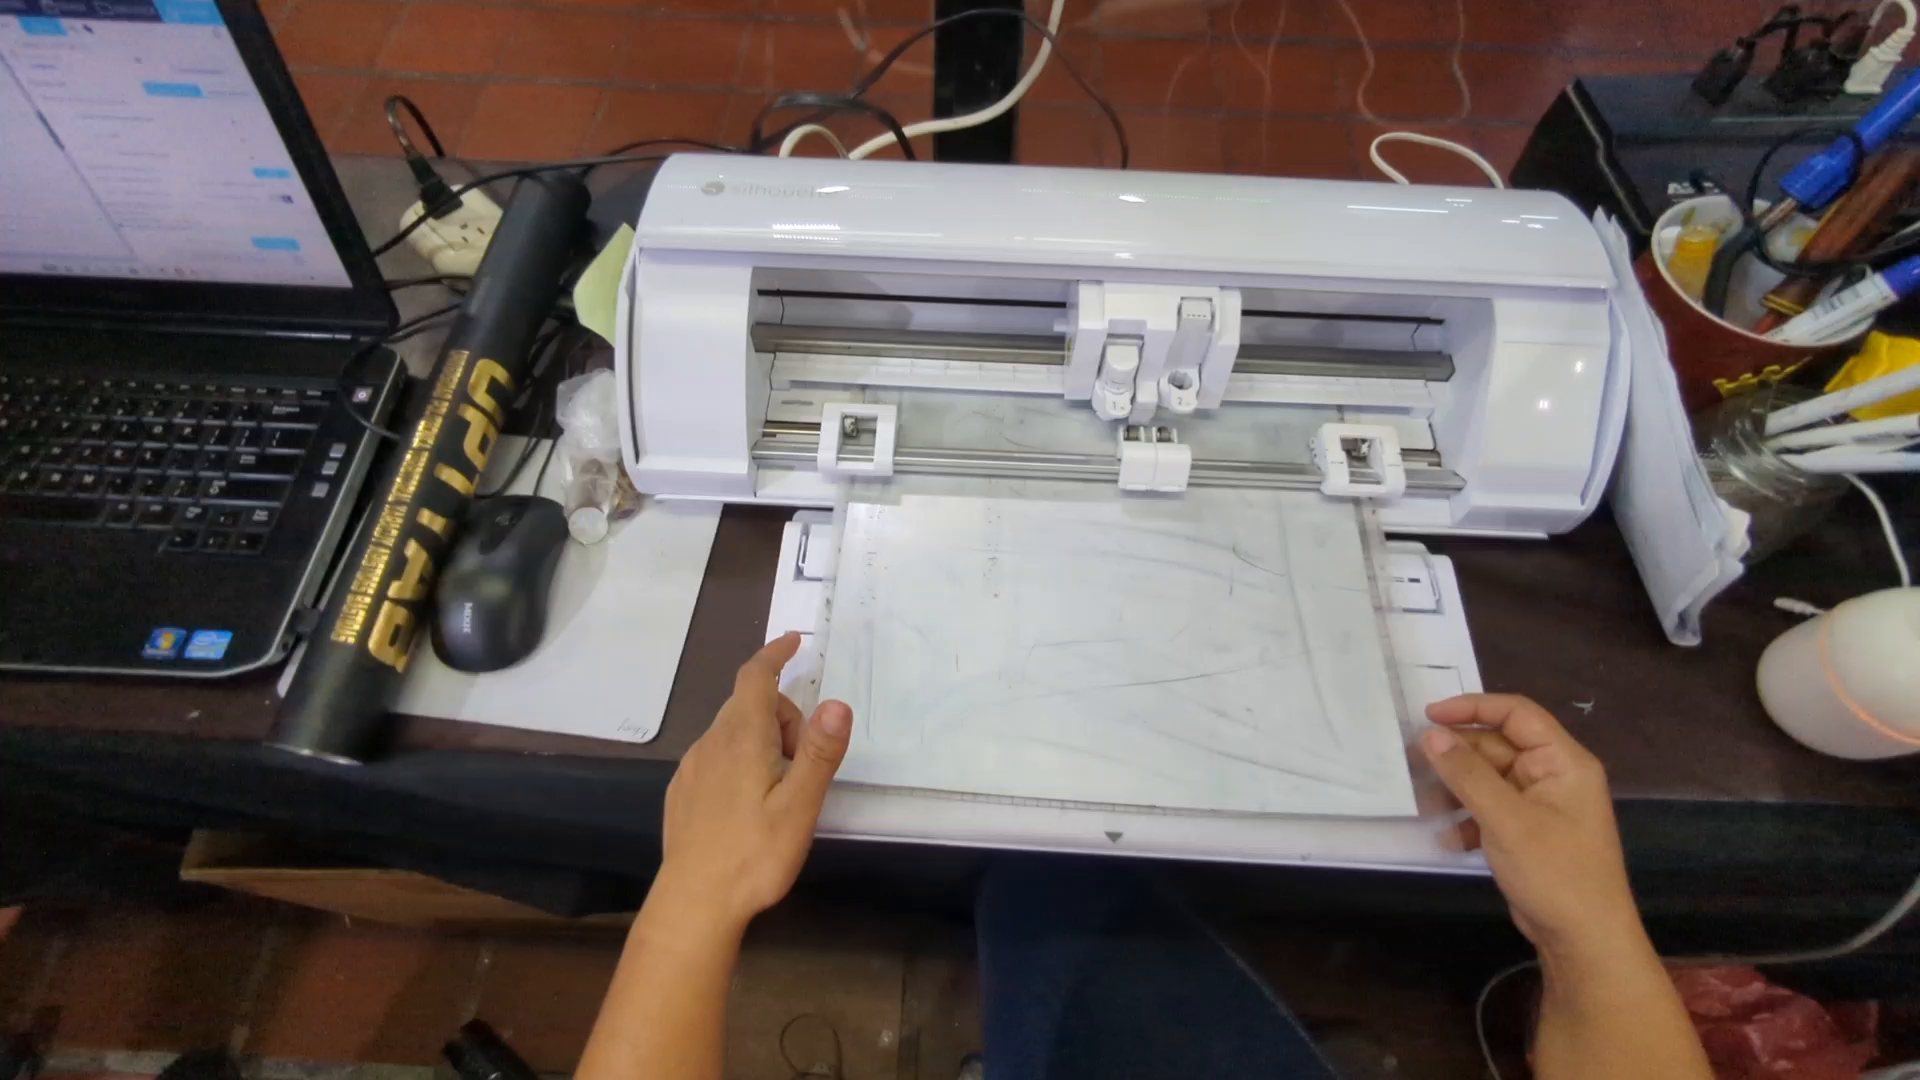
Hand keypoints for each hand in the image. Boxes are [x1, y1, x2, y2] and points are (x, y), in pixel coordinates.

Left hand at [654, 632, 853, 932]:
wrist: (693, 907)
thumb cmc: (754, 854)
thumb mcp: (800, 805)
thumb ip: (820, 752)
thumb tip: (837, 703)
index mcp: (741, 737)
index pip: (755, 676)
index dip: (775, 653)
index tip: (794, 641)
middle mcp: (712, 742)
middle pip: (751, 703)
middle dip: (784, 717)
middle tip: (803, 767)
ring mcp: (693, 766)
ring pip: (734, 730)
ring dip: (763, 740)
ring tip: (779, 791)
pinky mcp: (683, 790)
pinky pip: (718, 754)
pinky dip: (740, 758)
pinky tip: (749, 804)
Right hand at [1420, 694, 1644, 962]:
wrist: (1584, 942)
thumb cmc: (1555, 873)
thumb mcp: (1506, 819)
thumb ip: (1466, 773)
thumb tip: (1429, 735)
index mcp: (1563, 763)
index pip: (1516, 713)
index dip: (1471, 707)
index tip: (1428, 716)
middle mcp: (1552, 776)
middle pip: (1494, 745)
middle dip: (1455, 755)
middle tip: (1413, 763)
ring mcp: (1538, 804)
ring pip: (1484, 776)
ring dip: (1454, 787)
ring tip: (1426, 804)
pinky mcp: (1524, 829)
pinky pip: (1485, 805)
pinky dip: (1464, 817)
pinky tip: (1448, 837)